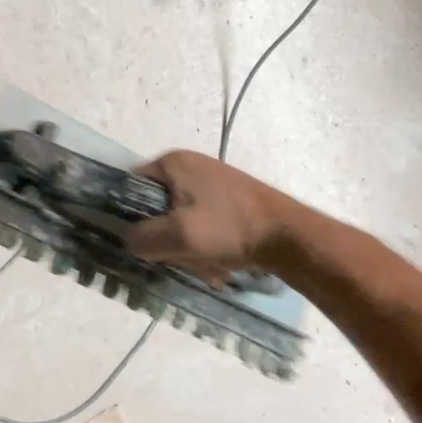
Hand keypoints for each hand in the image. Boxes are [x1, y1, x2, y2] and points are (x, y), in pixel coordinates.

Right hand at [123, 151, 292, 278]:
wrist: (292, 237)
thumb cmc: (230, 228)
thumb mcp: (177, 236)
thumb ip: (140, 239)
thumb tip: (129, 242)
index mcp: (172, 161)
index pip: (130, 187)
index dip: (131, 215)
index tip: (144, 238)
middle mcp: (189, 164)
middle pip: (155, 205)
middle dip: (164, 234)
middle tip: (179, 254)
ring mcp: (212, 180)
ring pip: (178, 217)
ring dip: (185, 243)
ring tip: (202, 261)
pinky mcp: (229, 197)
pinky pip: (200, 221)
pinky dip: (203, 241)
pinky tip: (215, 258)